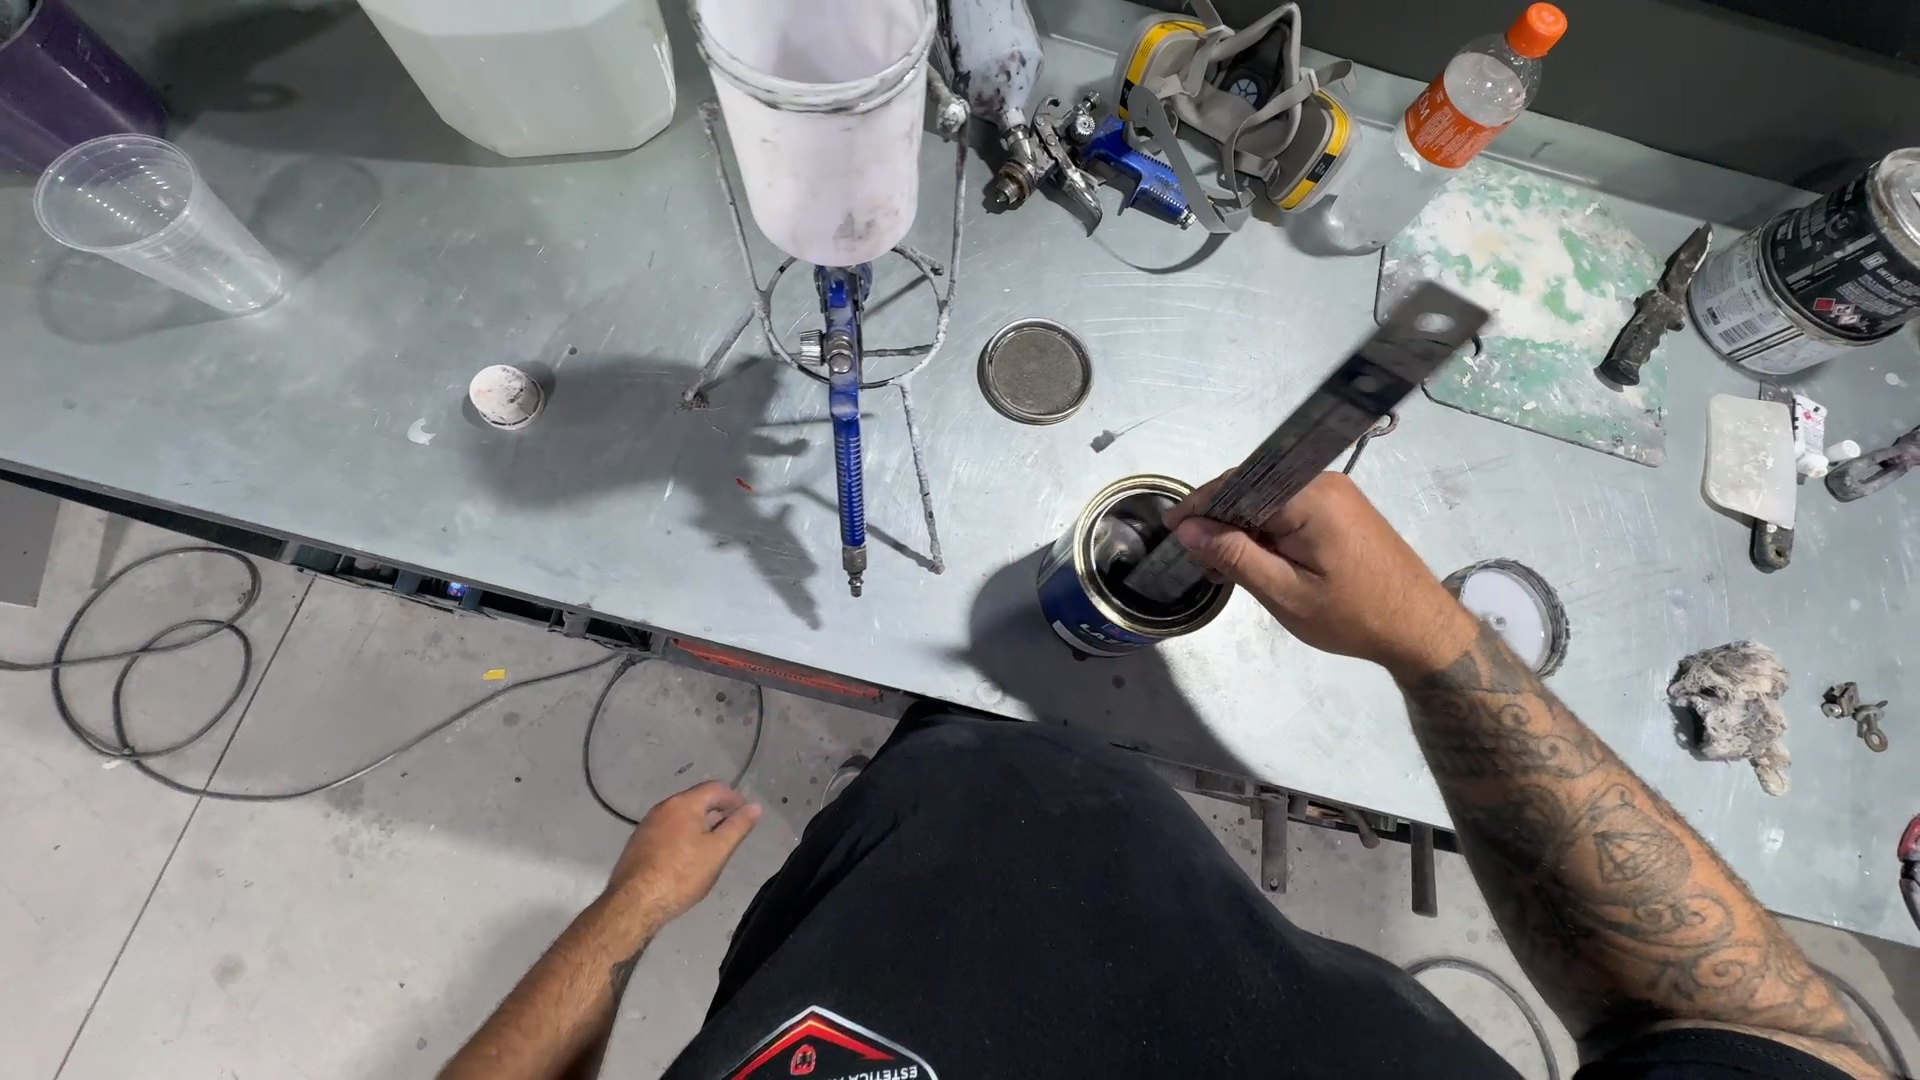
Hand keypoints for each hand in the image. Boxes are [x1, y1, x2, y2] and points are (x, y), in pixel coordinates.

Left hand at [602, 781, 761, 926]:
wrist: (633, 905)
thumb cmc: (681, 875)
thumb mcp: (718, 851)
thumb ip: (738, 826)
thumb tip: (755, 806)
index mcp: (684, 803)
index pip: (716, 788)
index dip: (735, 798)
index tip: (745, 815)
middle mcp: (663, 807)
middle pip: (696, 799)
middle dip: (717, 810)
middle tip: (730, 830)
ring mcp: (646, 825)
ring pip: (680, 815)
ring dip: (699, 823)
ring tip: (710, 845)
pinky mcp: (637, 843)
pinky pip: (666, 829)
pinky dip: (682, 834)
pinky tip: (685, 857)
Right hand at [1165, 471, 1476, 678]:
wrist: (1420, 630)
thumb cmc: (1352, 616)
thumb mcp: (1283, 592)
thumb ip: (1233, 554)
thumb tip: (1188, 528)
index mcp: (1309, 497)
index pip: (1236, 487)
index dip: (1199, 506)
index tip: (1171, 531)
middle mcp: (1322, 483)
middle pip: (1250, 488)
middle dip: (1217, 518)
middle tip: (1195, 556)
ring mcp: (1334, 494)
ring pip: (1266, 500)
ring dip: (1239, 527)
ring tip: (1218, 565)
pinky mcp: (1339, 509)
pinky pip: (1287, 509)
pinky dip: (1263, 530)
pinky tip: (1250, 558)